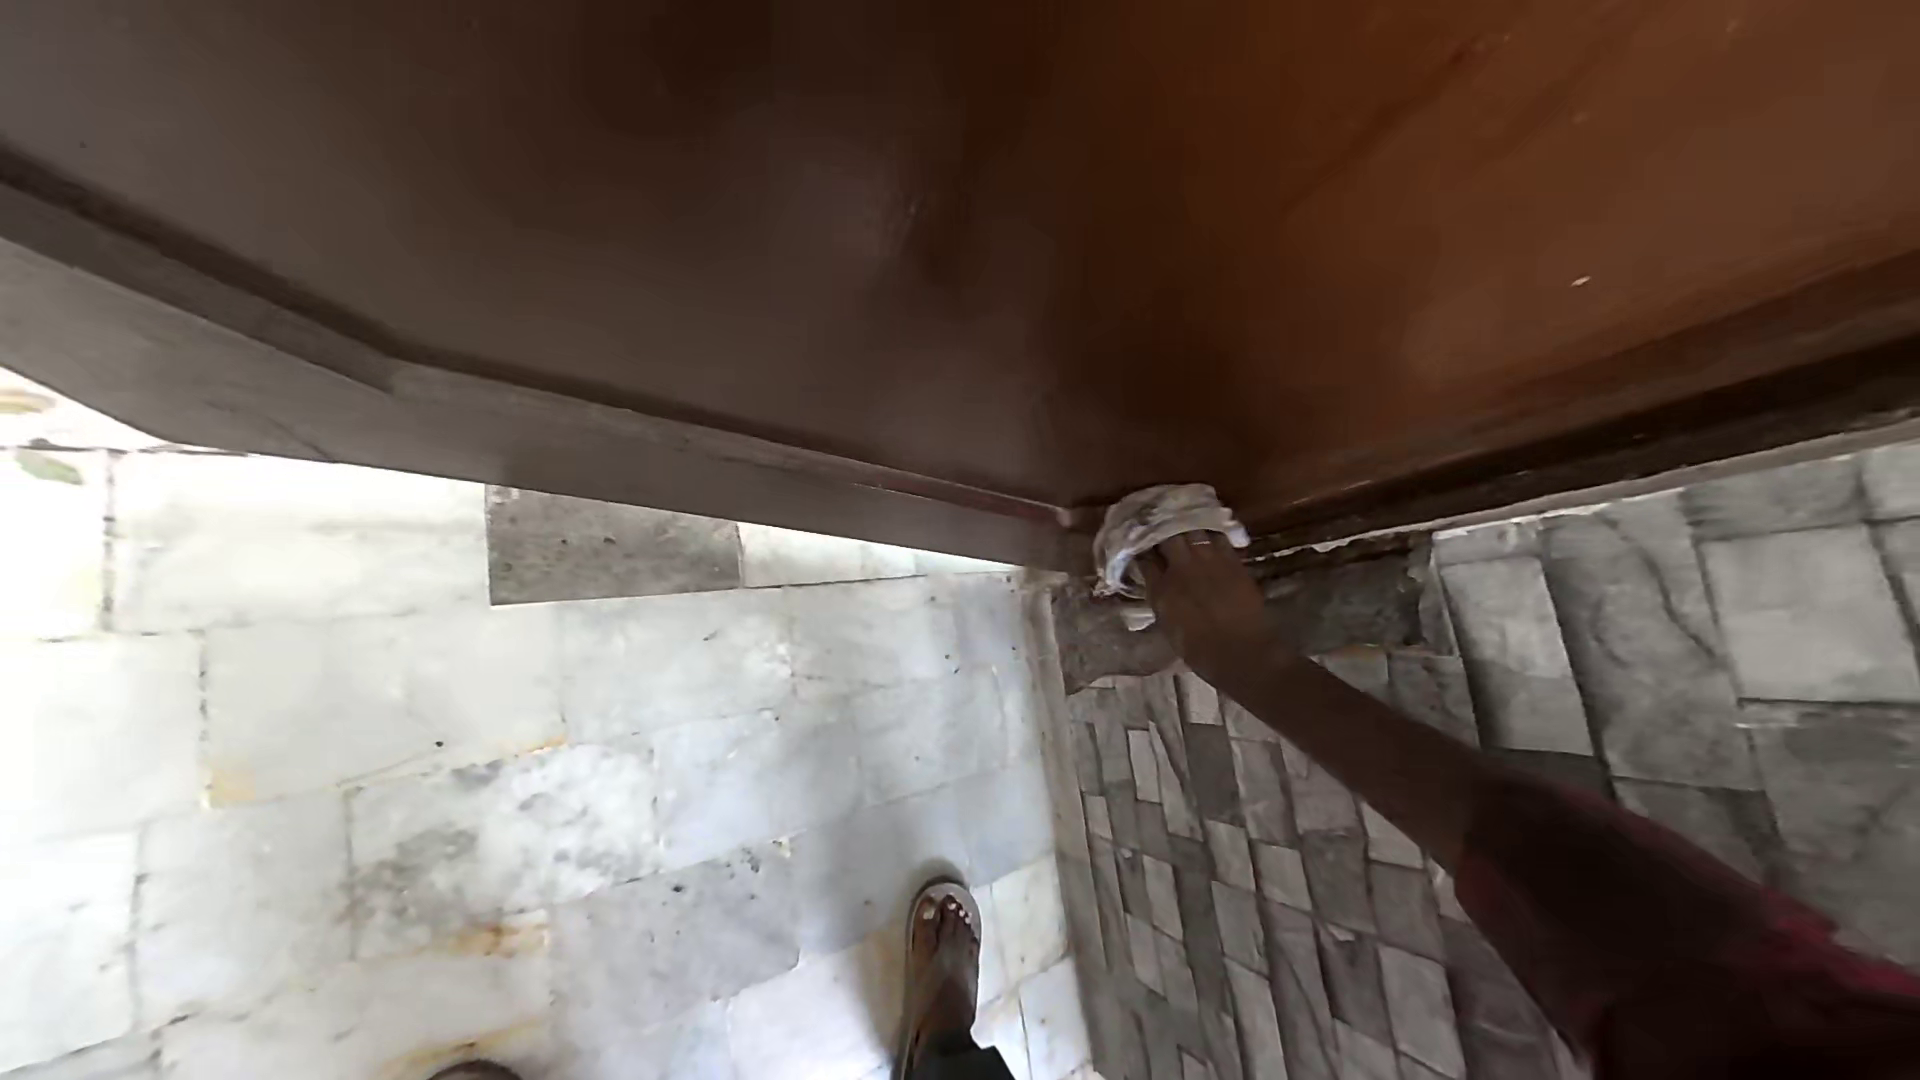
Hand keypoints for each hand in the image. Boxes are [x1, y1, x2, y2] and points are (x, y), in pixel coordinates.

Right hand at [1138, 533, 1280, 676]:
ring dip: (1185, 528)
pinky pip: (1218, 536)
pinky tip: (1209, 535)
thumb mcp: (1168, 625)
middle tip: (1160, 531)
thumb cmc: (1200, 650)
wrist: (1244, 653)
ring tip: (1183, 526)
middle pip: (1165, 536)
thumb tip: (1154, 578)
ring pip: (1191, 530)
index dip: (1142, 551)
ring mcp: (1208, 561)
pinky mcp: (1232, 561)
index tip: (1141, 548)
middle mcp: (1181, 568)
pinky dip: (1211, 533)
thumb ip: (1159, 597)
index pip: (1144, 559)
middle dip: (1161, 531)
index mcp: (1160, 589)